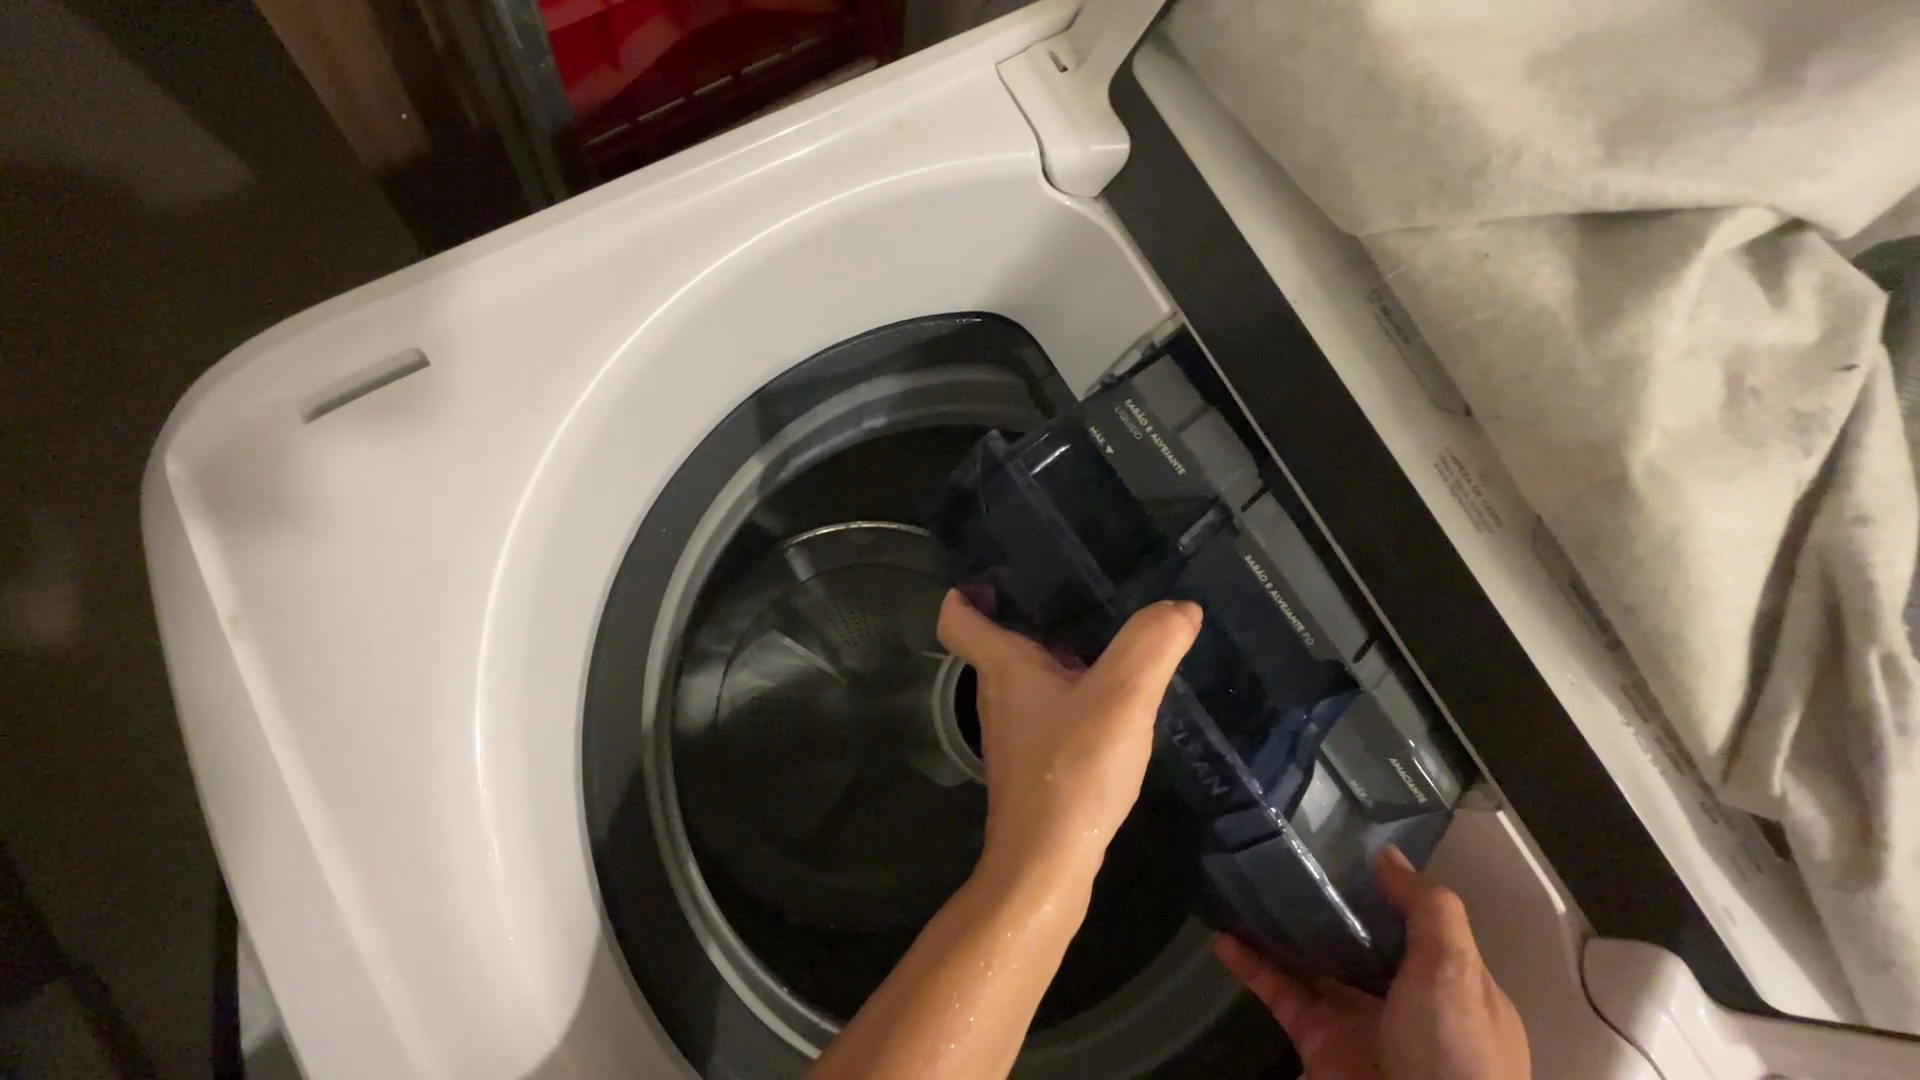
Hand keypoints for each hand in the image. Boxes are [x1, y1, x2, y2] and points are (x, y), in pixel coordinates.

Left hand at [935, 590, 1201, 877]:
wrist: (1048, 864)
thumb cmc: (1073, 770)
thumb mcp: (1121, 698)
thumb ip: (1150, 646)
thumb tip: (1179, 608)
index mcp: (1002, 668)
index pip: (958, 619)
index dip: (965, 594)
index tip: (993, 580)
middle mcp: (997, 696)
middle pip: (996, 646)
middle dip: (1028, 619)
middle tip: (1076, 597)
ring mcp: (1012, 735)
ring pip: (1024, 682)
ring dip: (1054, 660)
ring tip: (1104, 645)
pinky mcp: (1031, 766)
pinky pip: (1046, 714)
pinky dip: (1069, 699)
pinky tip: (1110, 709)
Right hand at [1213, 847, 1529, 1079]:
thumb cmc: (1453, 1055)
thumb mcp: (1456, 973)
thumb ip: (1427, 910)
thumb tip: (1388, 856)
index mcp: (1450, 983)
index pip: (1415, 923)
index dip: (1383, 887)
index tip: (1343, 846)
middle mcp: (1404, 1000)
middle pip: (1359, 939)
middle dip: (1327, 904)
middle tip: (1285, 857)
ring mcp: (1357, 1020)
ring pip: (1314, 961)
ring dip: (1281, 929)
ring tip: (1246, 886)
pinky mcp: (1316, 1040)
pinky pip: (1280, 992)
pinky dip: (1251, 966)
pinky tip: (1224, 938)